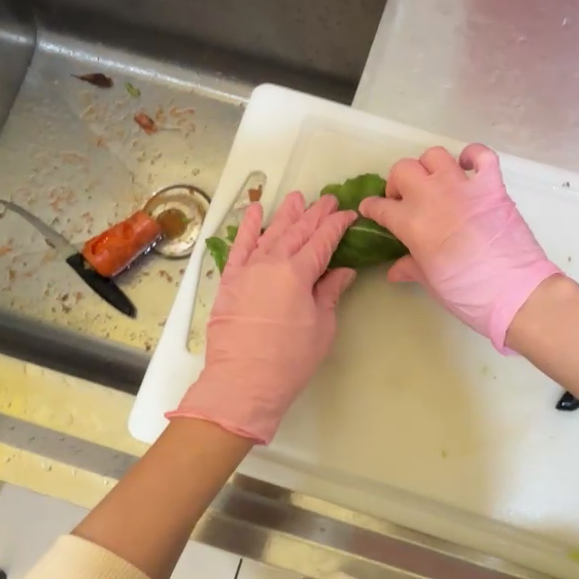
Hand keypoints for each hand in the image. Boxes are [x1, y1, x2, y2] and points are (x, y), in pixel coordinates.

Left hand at [169, 192, 356, 442]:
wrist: (244, 381)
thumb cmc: (290, 359)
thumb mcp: (322, 326)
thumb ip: (329, 293)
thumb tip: (341, 272)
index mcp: (298, 272)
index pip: (322, 241)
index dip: (336, 226)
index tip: (348, 214)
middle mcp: (271, 262)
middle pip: (297, 231)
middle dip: (315, 214)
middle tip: (329, 200)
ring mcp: (247, 269)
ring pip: (270, 233)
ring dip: (285, 214)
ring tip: (297, 197)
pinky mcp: (230, 280)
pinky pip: (238, 246)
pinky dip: (246, 227)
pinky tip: (255, 211)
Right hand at [359, 144, 559, 352]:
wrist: (516, 292)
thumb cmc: (468, 294)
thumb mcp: (433, 283)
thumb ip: (412, 268)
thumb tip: (396, 270)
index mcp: (412, 224)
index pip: (381, 207)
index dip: (373, 208)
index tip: (372, 211)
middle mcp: (433, 197)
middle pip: (403, 170)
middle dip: (398, 183)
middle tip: (405, 199)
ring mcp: (464, 187)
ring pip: (435, 156)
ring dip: (429, 167)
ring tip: (434, 183)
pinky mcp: (492, 186)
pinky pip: (481, 155)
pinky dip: (473, 156)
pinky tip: (468, 168)